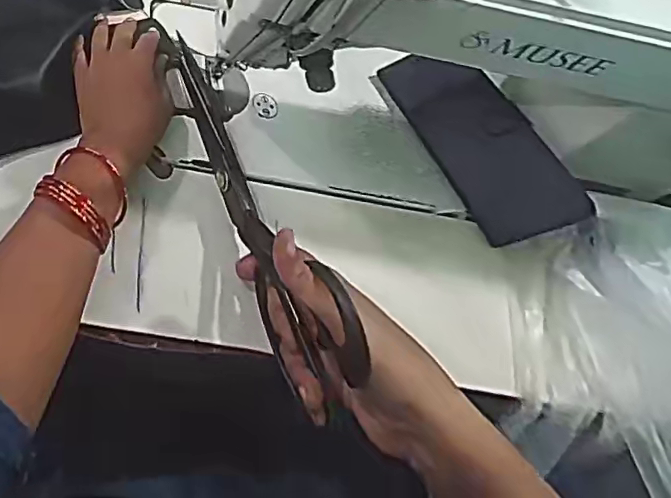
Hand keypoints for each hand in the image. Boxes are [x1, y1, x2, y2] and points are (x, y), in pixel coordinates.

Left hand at [72, 18, 170, 178]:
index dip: (153, 35)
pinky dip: (82, 44)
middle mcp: (117, 57)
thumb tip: (161, 68)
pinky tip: (83, 40)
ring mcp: (97, 64)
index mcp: (140, 60)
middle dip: (131, 24)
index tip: (154, 37)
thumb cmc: (137, 129)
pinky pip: (80, 52)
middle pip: (123, 29)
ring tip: (109, 22)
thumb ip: (163, 79)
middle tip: (134, 24)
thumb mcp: (164, 104)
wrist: (111, 145)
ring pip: (99, 33)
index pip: (149, 38)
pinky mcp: (82, 75)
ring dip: (106, 26)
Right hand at [237, 230, 475, 465]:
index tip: (244, 269)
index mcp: (334, 294)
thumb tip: (284, 240)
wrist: (425, 429)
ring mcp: (333, 347)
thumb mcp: (343, 319)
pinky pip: (302, 375)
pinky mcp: (333, 376)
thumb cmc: (400, 369)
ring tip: (314, 381)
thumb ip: (306, 281)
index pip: (291, 267)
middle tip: (295, 345)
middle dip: (282, 332)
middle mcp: (332, 317)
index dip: (266, 266)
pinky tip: (320, 397)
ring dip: (296, 366)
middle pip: (283, 310)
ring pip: (290, 345)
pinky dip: (306, 389)